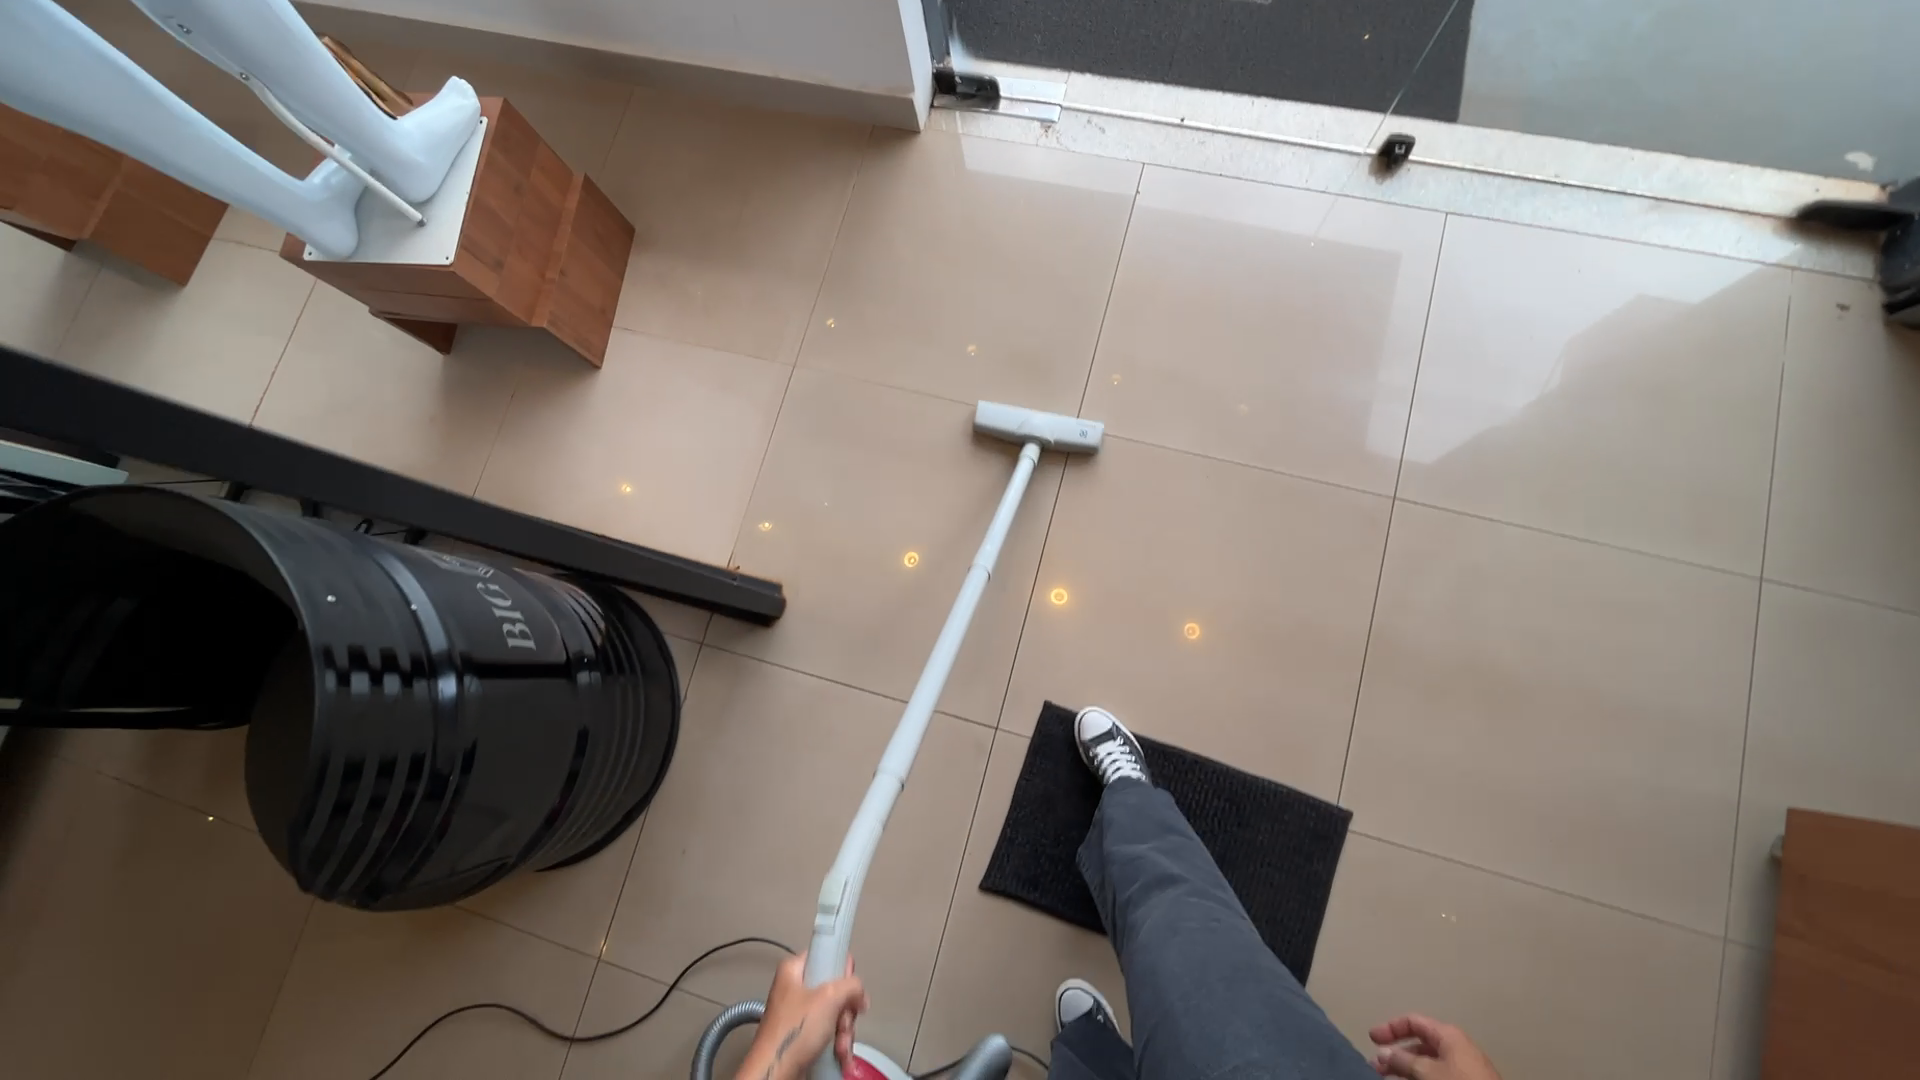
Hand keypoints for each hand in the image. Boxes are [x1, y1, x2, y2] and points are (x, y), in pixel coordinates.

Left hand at [735, 953, 867, 1079]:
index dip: (842, 970)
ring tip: (840, 1046)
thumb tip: (860, 994)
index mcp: (794, 969)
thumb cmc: (795, 1031)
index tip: (848, 987)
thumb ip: (852, 985)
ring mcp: (798, 1014)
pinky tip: (840, 1056)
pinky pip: (827, 1032)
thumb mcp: (830, 997)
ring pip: (834, 1013)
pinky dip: (837, 1044)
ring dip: (844, 1031)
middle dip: (846, 1011)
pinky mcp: (801, 1036)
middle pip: (835, 988)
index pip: (826, 954)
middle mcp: (795, 988)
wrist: (774, 1074)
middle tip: (843, 1022)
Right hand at [1369, 1014, 1500, 1079]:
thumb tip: (1382, 1053)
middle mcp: (1455, 1047)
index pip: (1412, 1021)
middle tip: (1376, 1066)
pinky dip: (1419, 1078)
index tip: (1372, 1039)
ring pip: (1427, 1063)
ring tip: (1386, 1078)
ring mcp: (1463, 1068)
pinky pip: (1436, 1075)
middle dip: (1395, 1054)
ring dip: (1405, 1069)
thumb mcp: (1427, 1072)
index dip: (1390, 1028)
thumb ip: (1403, 1060)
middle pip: (1418, 1043)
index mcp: (1447, 1034)